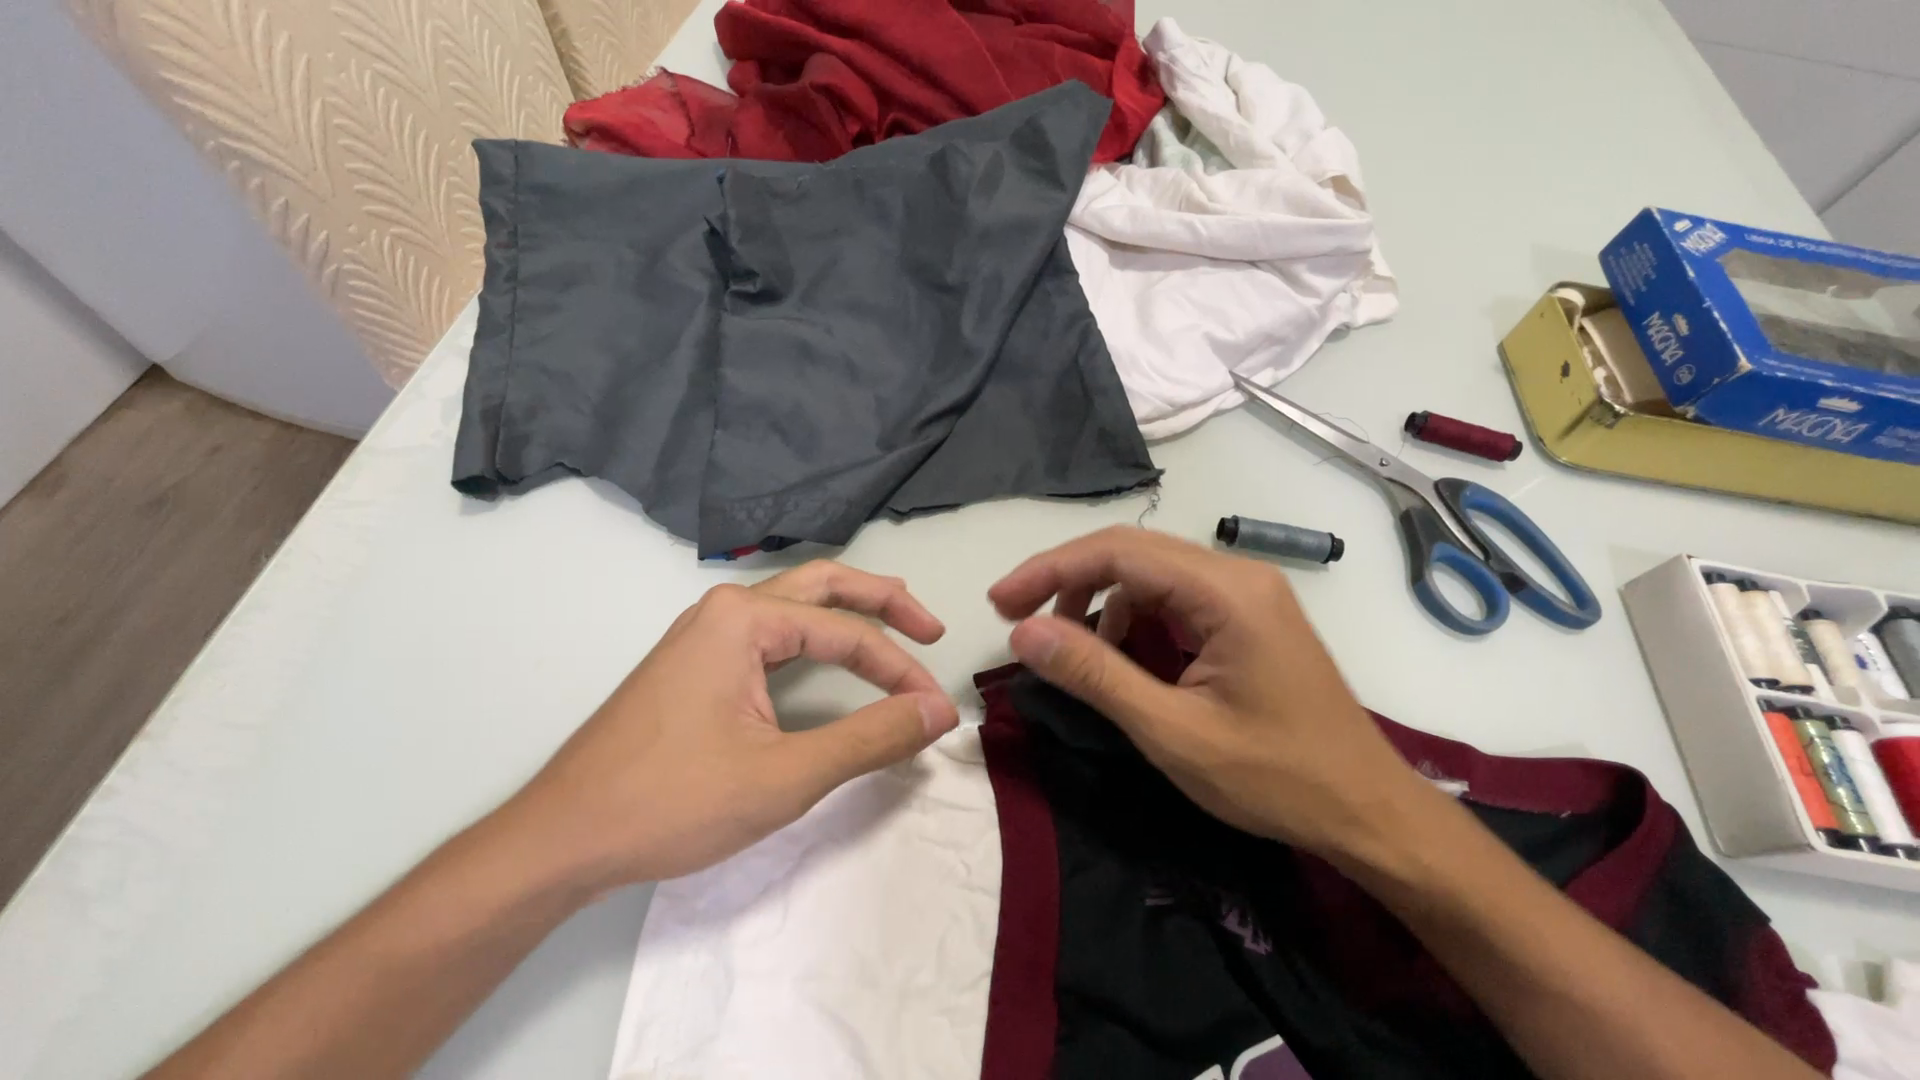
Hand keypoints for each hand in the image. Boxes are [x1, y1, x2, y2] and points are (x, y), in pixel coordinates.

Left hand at [505, 561, 959, 890]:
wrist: (563, 838)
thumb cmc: (672, 802)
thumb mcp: (785, 776)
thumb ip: (869, 738)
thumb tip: (937, 711)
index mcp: (743, 619)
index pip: (847, 633)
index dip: (901, 672)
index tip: (937, 712)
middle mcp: (723, 611)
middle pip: (821, 587)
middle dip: (881, 602)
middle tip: (932, 627)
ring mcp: (701, 637)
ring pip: (792, 608)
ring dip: (846, 613)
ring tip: (895, 621)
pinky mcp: (692, 666)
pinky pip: (768, 636)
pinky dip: (813, 638)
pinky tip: (827, 654)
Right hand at [988, 526, 1438, 862]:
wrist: (1368, 811)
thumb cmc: (1275, 778)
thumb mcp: (1173, 732)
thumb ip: (1096, 675)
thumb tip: (1023, 633)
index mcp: (1227, 592)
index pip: (1119, 551)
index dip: (1050, 571)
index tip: (999, 604)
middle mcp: (1239, 576)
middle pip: (1134, 553)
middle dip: (1068, 582)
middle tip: (1016, 621)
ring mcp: (1249, 596)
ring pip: (1153, 575)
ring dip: (1101, 602)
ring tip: (1068, 649)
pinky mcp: (1250, 620)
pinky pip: (1177, 600)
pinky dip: (1134, 620)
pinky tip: (1120, 658)